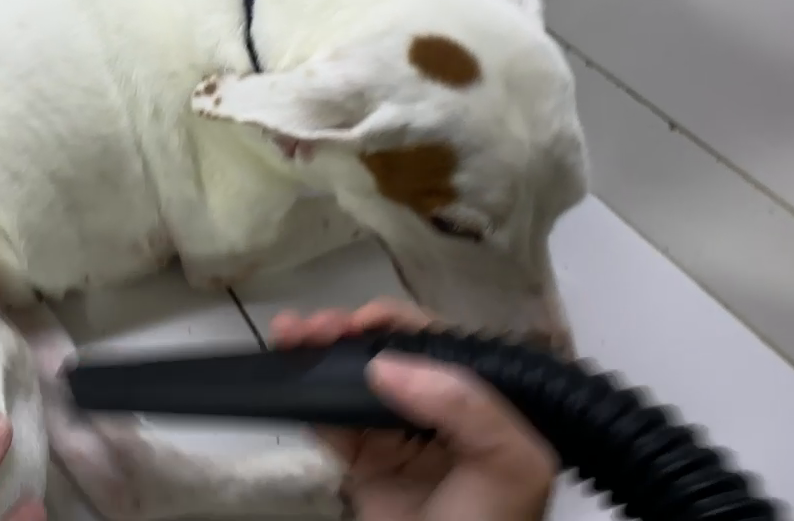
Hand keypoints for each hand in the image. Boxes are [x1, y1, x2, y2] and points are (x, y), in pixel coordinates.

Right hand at [271, 300, 556, 520]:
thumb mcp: (508, 471)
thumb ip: (467, 408)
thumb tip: (382, 367)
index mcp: (478, 409)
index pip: (437, 345)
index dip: (396, 323)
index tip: (360, 321)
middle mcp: (434, 415)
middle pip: (384, 352)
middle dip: (345, 328)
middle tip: (314, 327)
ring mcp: (392, 436)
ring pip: (348, 373)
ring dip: (315, 345)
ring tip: (289, 333)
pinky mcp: (356, 459)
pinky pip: (324, 412)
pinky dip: (300, 384)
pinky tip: (285, 362)